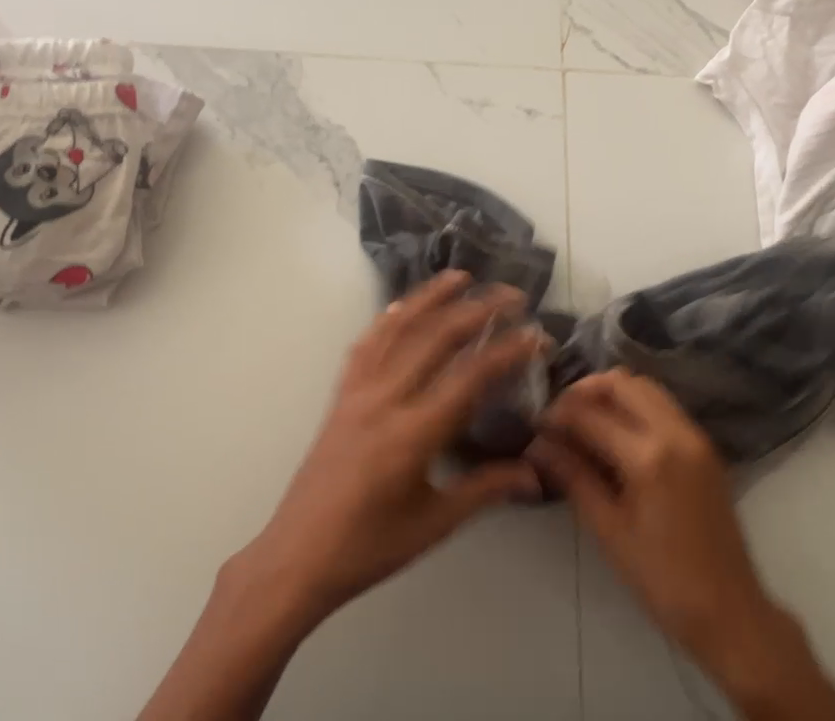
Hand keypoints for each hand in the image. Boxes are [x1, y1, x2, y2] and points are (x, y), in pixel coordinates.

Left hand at [232, 270, 546, 625]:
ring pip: (396, 331)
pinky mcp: (339, 398)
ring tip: (459, 277)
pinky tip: (400, 308)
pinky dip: (386, 321)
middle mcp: (384, 401)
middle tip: (512, 296)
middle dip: (477, 310)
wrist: (297, 557)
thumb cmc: (370, 547)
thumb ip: (487, 489)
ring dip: (429, 299)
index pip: (471, 378)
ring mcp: (357, 395)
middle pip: (435, 339)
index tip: (537, 336)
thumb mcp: (436, 523)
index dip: (508, 352)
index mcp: (414, 434)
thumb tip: (537, 473)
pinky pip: (364, 348)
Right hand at [529, 371, 834, 719]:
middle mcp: (677, 433)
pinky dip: (635, 408)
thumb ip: (573, 477)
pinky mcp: (705, 447)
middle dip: (585, 391)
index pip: (590, 414)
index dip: (557, 415)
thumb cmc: (661, 578)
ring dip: (612, 395)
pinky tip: (614, 436)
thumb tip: (538, 445)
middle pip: (623, 383)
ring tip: (583, 423)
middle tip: (559, 417)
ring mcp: (696, 437)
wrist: (727, 609)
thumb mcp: (607, 529)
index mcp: (650, 456)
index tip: (535, 426)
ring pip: (646, 389)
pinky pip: (664, 407)